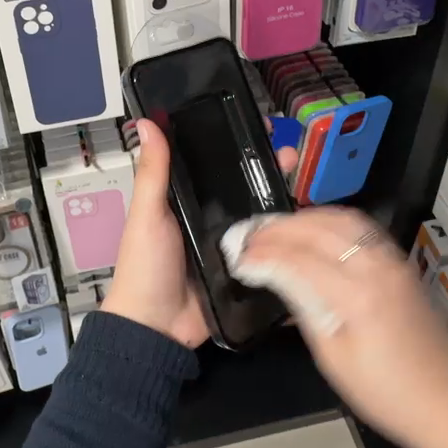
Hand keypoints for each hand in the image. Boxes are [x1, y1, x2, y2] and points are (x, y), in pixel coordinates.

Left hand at [101, 119, 295, 347]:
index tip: (250, 120)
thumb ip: (152, 172)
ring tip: (296, 170)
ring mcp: (228, 240)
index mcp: (180, 199)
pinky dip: (283, 231)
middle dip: (262, 164)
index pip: (207, 162)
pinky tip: (304, 215)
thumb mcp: (147, 215)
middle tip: (285, 147)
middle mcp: (206, 215)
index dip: (227, 142)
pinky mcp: (244, 265)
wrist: (158, 327)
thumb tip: (146, 123)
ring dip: (277, 191)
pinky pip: (266, 244)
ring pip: (257, 210)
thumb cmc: (144, 266)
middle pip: (239, 183)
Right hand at [239, 208, 447, 427]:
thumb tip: (275, 276)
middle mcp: (376, 268)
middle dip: (277, 229)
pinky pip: (361, 227)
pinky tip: (313, 231)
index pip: (297, 259)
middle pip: (317, 229)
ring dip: (303, 219)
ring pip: (341, 218)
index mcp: (357, 297)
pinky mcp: (400, 263)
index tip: (238, 257)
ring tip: (276, 230)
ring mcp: (392, 262)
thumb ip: (305, 307)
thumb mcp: (333, 358)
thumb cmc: (386, 393)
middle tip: (249, 237)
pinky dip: (330, 221)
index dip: (263, 254)